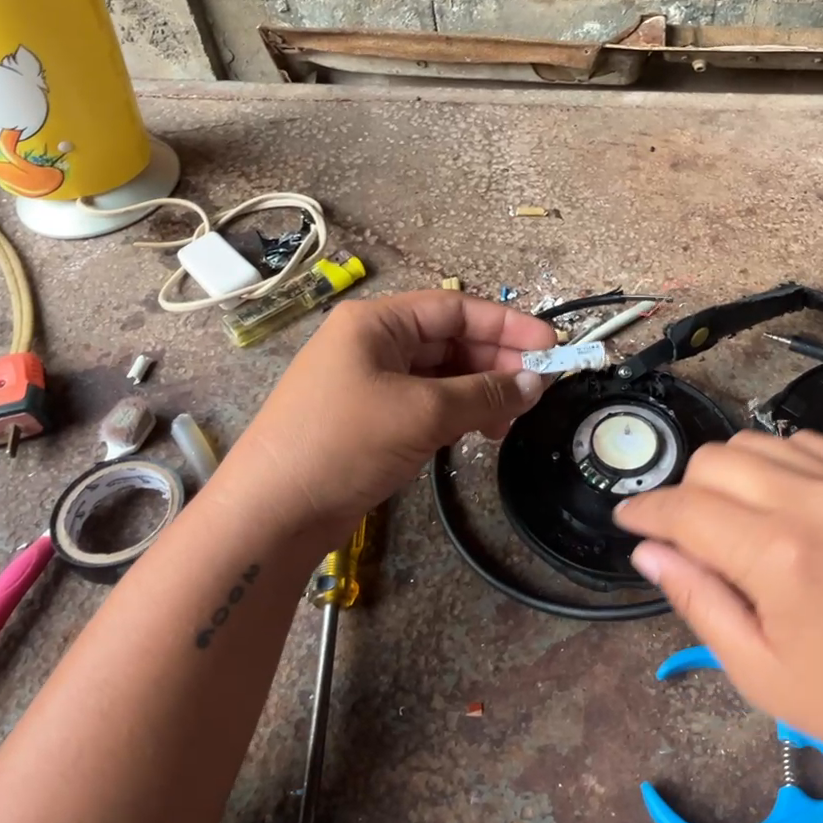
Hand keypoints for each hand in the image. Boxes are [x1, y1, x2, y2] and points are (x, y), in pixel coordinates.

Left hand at [220, 290, 553, 537]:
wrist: (272, 513)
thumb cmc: (343, 443)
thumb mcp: (422, 412)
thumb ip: (484, 394)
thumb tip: (535, 385)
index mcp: (377, 323)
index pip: (455, 309)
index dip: (507, 325)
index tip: (550, 346)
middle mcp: (373, 344)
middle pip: (450, 341)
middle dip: (497, 363)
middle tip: (538, 389)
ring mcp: (369, 383)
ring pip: (441, 376)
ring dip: (480, 393)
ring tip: (512, 420)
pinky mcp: (370, 420)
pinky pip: (426, 405)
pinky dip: (457, 414)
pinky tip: (480, 433)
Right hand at [614, 431, 822, 790]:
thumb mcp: (760, 671)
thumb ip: (696, 600)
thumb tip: (648, 551)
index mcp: (778, 554)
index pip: (684, 508)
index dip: (644, 511)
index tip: (626, 519)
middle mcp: (812, 499)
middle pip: (713, 461)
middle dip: (684, 494)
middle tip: (687, 538)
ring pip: (754, 442)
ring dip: (727, 475)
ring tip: (733, 521)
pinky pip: (803, 442)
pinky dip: (775, 464)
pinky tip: (780, 502)